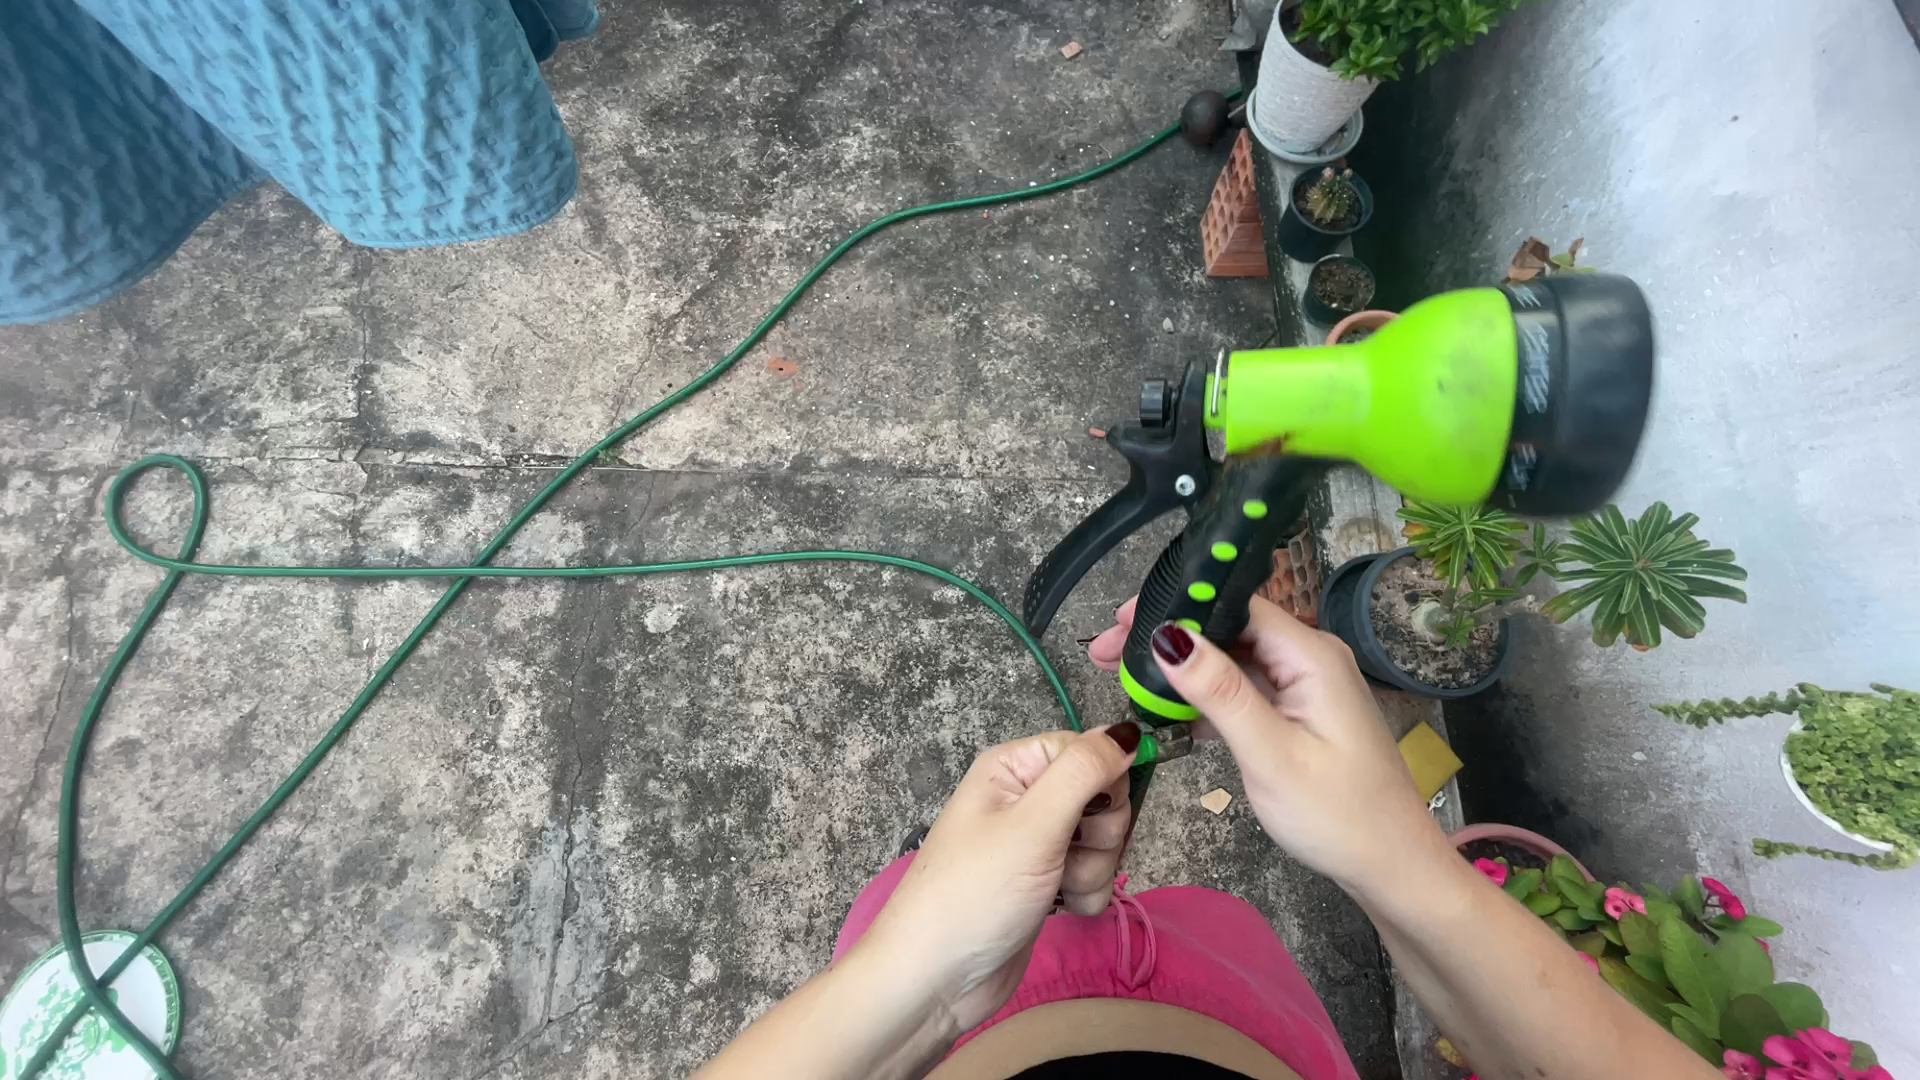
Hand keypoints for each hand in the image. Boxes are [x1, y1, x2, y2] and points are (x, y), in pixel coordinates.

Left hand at [853, 727, 1136, 1036]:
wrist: (936, 980)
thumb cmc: (977, 892)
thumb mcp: (1033, 824)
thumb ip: (1083, 773)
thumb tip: (1128, 730)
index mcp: (1013, 766)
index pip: (1085, 749)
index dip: (1103, 780)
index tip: (1092, 814)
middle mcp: (1025, 795)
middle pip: (1101, 794)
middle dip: (1099, 832)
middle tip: (1066, 853)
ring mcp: (1037, 839)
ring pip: (1101, 837)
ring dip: (1093, 867)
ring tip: (1057, 887)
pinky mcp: (1046, 879)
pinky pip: (1091, 872)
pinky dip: (1085, 891)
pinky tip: (1061, 907)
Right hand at [1089, 596, 1448, 898]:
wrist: (1393, 869)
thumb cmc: (1338, 815)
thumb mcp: (1270, 754)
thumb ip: (1220, 692)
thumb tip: (1167, 637)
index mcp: (1309, 654)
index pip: (1233, 604)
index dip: (1175, 604)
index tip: (1121, 620)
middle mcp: (1305, 656)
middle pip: (1224, 626)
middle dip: (1165, 634)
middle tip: (1106, 651)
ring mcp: (1299, 683)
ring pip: (1225, 656)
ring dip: (1175, 664)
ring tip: (1120, 672)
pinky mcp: (1291, 708)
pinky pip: (1237, 686)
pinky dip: (1199, 694)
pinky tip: (1161, 706)